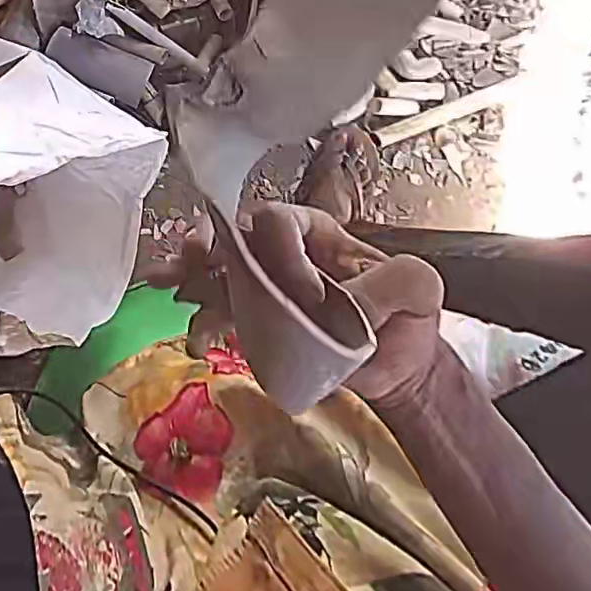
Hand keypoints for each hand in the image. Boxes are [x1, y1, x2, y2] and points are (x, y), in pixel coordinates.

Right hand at [143, 202, 448, 412]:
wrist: (392, 369)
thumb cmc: (402, 317)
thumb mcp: (420, 289)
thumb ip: (398, 281)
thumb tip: (352, 303)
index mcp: (311, 231)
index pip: (278, 221)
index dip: (282, 252)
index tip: (307, 296)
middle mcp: (277, 251)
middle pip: (231, 234)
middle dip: (206, 241)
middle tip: (193, 254)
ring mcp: (261, 285)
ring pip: (214, 268)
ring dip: (188, 272)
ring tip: (169, 282)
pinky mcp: (252, 319)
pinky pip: (218, 311)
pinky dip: (200, 318)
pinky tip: (195, 335)